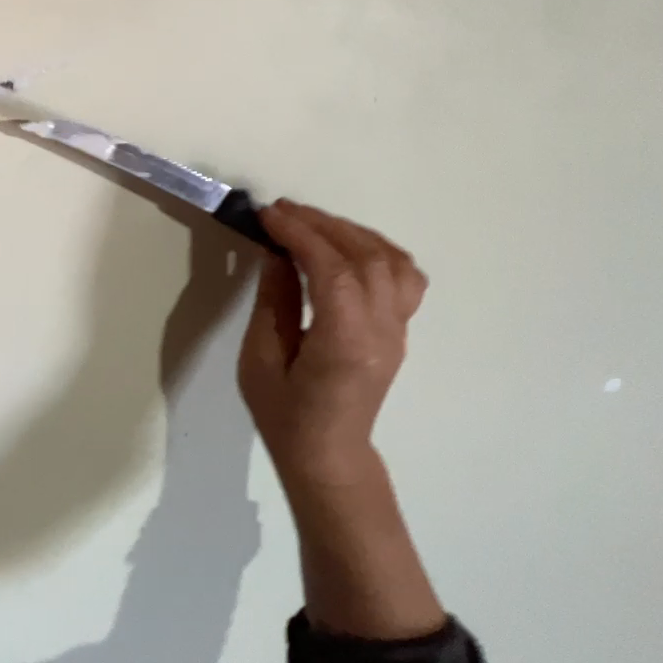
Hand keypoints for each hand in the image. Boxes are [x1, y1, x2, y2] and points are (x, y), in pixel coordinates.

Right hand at [237, 199, 427, 486]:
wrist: (327, 452)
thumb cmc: (284, 411)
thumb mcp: (261, 357)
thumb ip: (274, 303)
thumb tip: (277, 255)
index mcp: (346, 344)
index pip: (335, 272)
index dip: (302, 235)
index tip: (268, 215)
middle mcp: (382, 332)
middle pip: (368, 259)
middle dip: (323, 225)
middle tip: (281, 210)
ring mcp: (397, 330)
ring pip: (393, 262)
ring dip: (351, 232)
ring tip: (309, 221)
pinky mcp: (397, 329)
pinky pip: (401, 276)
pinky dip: (374, 249)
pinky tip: (342, 244)